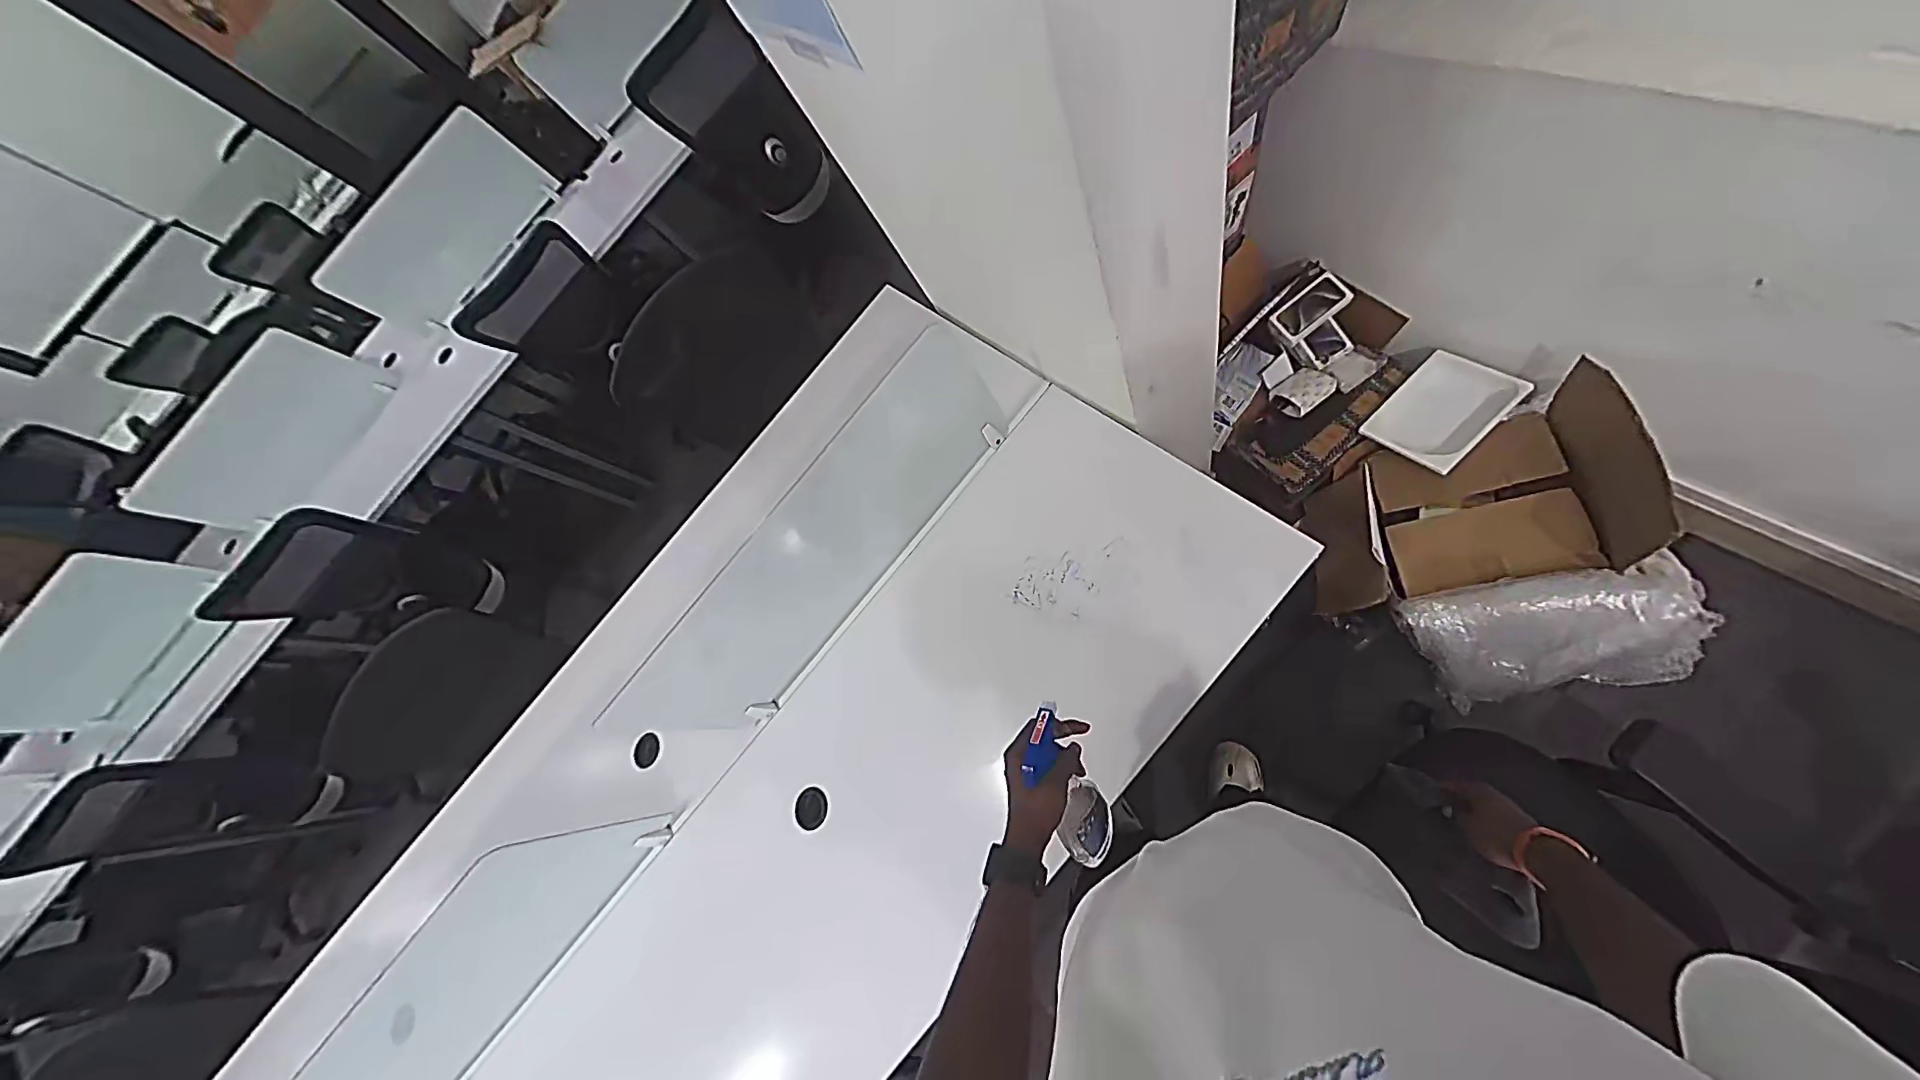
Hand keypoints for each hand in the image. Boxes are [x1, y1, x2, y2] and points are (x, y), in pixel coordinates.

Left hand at [1002, 717, 1088, 854]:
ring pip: (1045, 753)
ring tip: (1075, 770)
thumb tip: (1073, 749)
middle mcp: (1018, 760)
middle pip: (1042, 738)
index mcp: (1018, 754)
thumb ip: (1066, 759)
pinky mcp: (1028, 781)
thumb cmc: (1034, 814)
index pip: (1038, 727)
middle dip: (1064, 743)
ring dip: (1063, 757)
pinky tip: (1068, 777)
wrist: (1027, 839)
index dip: (1061, 725)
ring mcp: (1022, 771)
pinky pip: (1045, 765)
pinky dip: (1059, 767)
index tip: (1077, 727)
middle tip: (1077, 750)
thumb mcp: (1056, 781)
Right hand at [1444, 780, 1537, 869]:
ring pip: (1484, 803)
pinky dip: (1485, 816)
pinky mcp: (1519, 819)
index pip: (1454, 785)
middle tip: (1446, 806)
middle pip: (1471, 793)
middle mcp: (1493, 793)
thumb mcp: (1468, 827)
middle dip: (1459, 798)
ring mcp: (1508, 805)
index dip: (1442, 789)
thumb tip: (1451, 806)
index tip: (1432, 795)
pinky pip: (1494, 813)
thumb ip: (1458, 814)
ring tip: (1462, 818)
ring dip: (1474, 808)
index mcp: (1478, 790)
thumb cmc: (1495, 835)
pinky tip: (1480, 825)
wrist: (1537, 852)